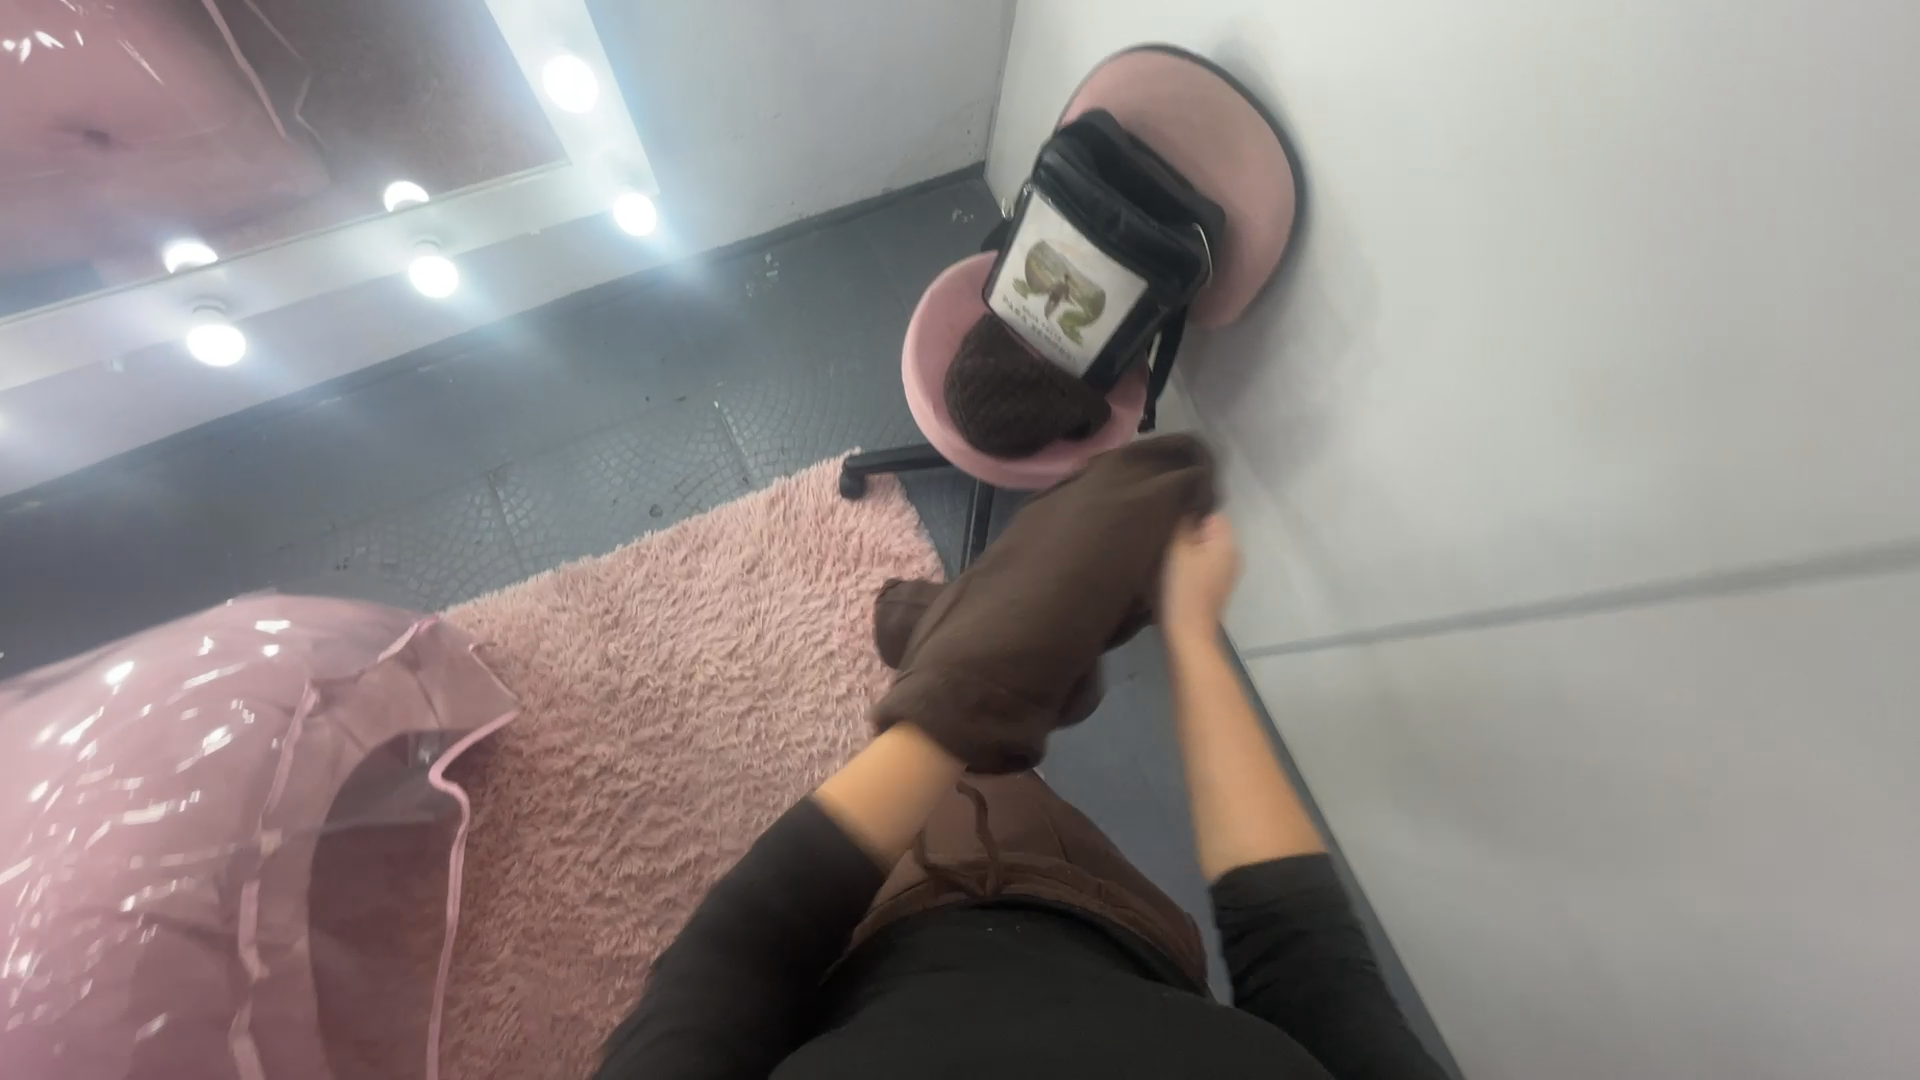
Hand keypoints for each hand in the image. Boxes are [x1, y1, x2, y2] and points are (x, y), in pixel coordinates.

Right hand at [1159, 513, 1240, 644]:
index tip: (1169, 517)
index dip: (1190, 511)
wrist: (1187, 633)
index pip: (1211, 511)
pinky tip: (1171, 570)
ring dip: (1185, 548)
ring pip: (1202, 548)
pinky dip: (1187, 564)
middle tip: (1162, 534)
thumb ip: (1182, 523)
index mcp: (1227, 542)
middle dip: (1187, 531)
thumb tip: (1185, 505)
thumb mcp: (1177, 550)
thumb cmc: (1182, 589)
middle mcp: (1232, 555)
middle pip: (1207, 531)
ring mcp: (1225, 573)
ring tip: (1163, 551)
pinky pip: (1201, 564)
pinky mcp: (1214, 587)